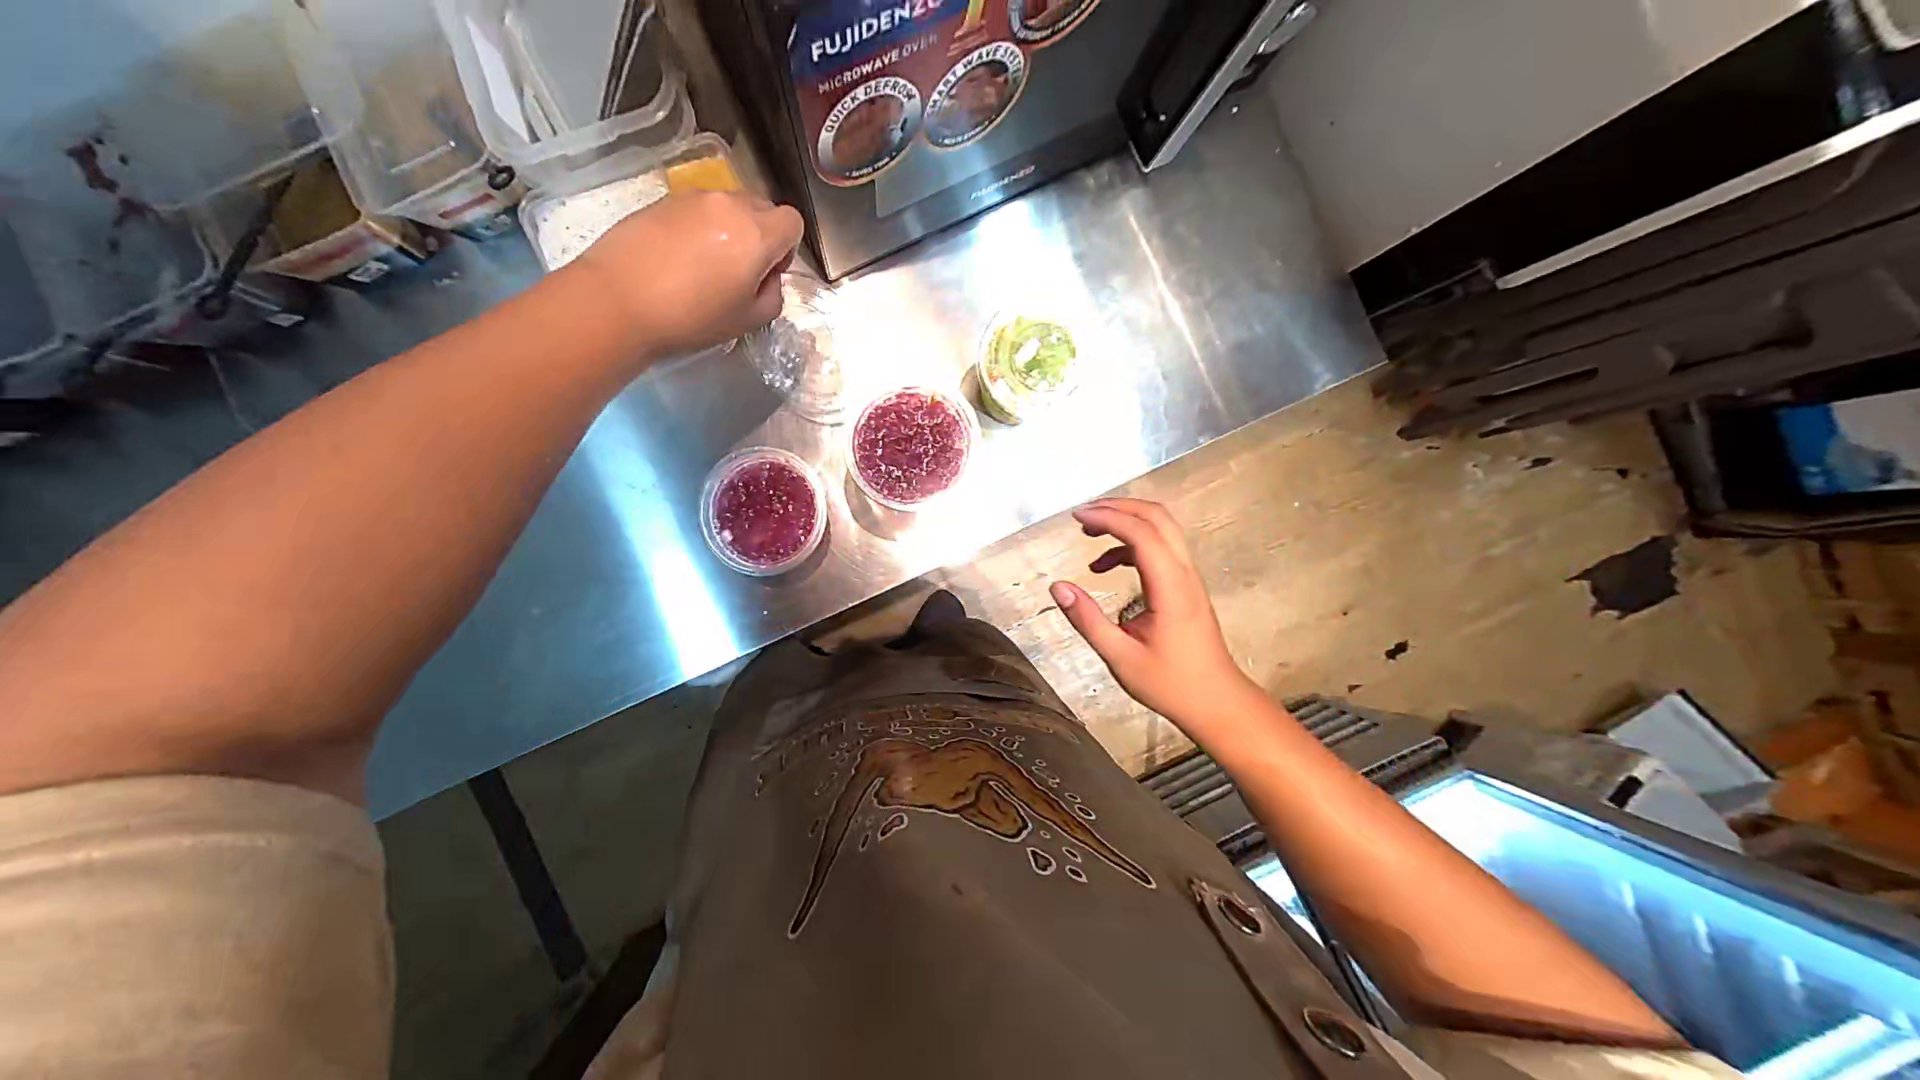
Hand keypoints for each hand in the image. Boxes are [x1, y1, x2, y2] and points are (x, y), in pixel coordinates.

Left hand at [570, 191, 803, 357]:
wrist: (620, 300)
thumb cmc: (692, 316)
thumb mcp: (749, 320)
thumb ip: (773, 295)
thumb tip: (766, 278)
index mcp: (757, 233)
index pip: (793, 223)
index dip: (787, 249)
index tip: (767, 273)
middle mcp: (729, 205)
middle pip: (762, 209)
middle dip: (760, 236)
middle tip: (739, 272)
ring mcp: (693, 198)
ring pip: (729, 208)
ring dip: (730, 230)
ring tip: (707, 266)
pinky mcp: (663, 201)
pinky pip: (698, 210)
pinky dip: (700, 229)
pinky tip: (680, 259)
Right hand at [1049, 498, 1260, 728]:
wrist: (1217, 702)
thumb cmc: (1171, 684)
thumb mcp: (1120, 657)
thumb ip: (1087, 620)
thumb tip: (1058, 587)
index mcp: (1171, 588)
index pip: (1141, 534)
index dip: (1108, 518)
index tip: (1076, 518)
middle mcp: (1184, 574)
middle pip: (1157, 518)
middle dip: (1118, 507)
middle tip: (1083, 515)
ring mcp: (1189, 578)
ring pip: (1162, 529)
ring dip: (1126, 522)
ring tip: (1089, 535)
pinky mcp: (1186, 586)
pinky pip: (1160, 549)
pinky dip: (1131, 545)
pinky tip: (1105, 566)